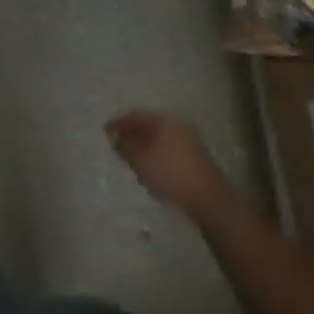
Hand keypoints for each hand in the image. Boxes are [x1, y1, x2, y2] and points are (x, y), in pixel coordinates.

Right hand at [106, 111, 233, 217]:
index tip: (105, 131)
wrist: (208, 197)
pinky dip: (157, 150)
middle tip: (117, 142)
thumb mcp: (141, 161)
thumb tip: (115, 135)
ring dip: (145, 142)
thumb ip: (125, 146)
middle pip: (149, 124)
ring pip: (161, 135)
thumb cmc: (169, 175)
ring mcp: (190, 140)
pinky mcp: (197, 155)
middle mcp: (178, 125)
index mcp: (164, 122)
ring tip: (132, 154)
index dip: (118, 122)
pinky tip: (152, 163)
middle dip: (132, 132)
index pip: (136, 116)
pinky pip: (170, 146)